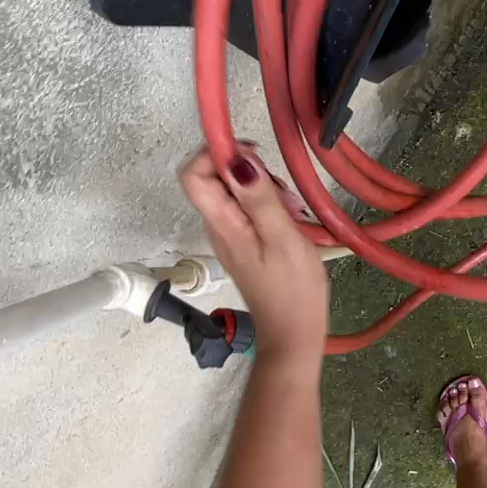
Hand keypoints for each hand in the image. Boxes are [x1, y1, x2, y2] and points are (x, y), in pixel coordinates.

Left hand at [179, 146, 327, 362]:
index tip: (254, 154)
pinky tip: (291, 223)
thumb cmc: (293, 291)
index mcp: (221, 223)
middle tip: (285, 195)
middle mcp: (217, 226)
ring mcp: (230, 235)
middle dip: (251, 172)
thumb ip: (259, 198)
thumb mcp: (283, 240)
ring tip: (294, 212)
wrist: (293, 335)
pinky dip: (270, 207)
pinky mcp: (244, 242)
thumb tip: (237, 158)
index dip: (216, 152)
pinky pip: (248, 210)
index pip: (192, 173)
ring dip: (266, 191)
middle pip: (217, 177)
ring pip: (236, 192)